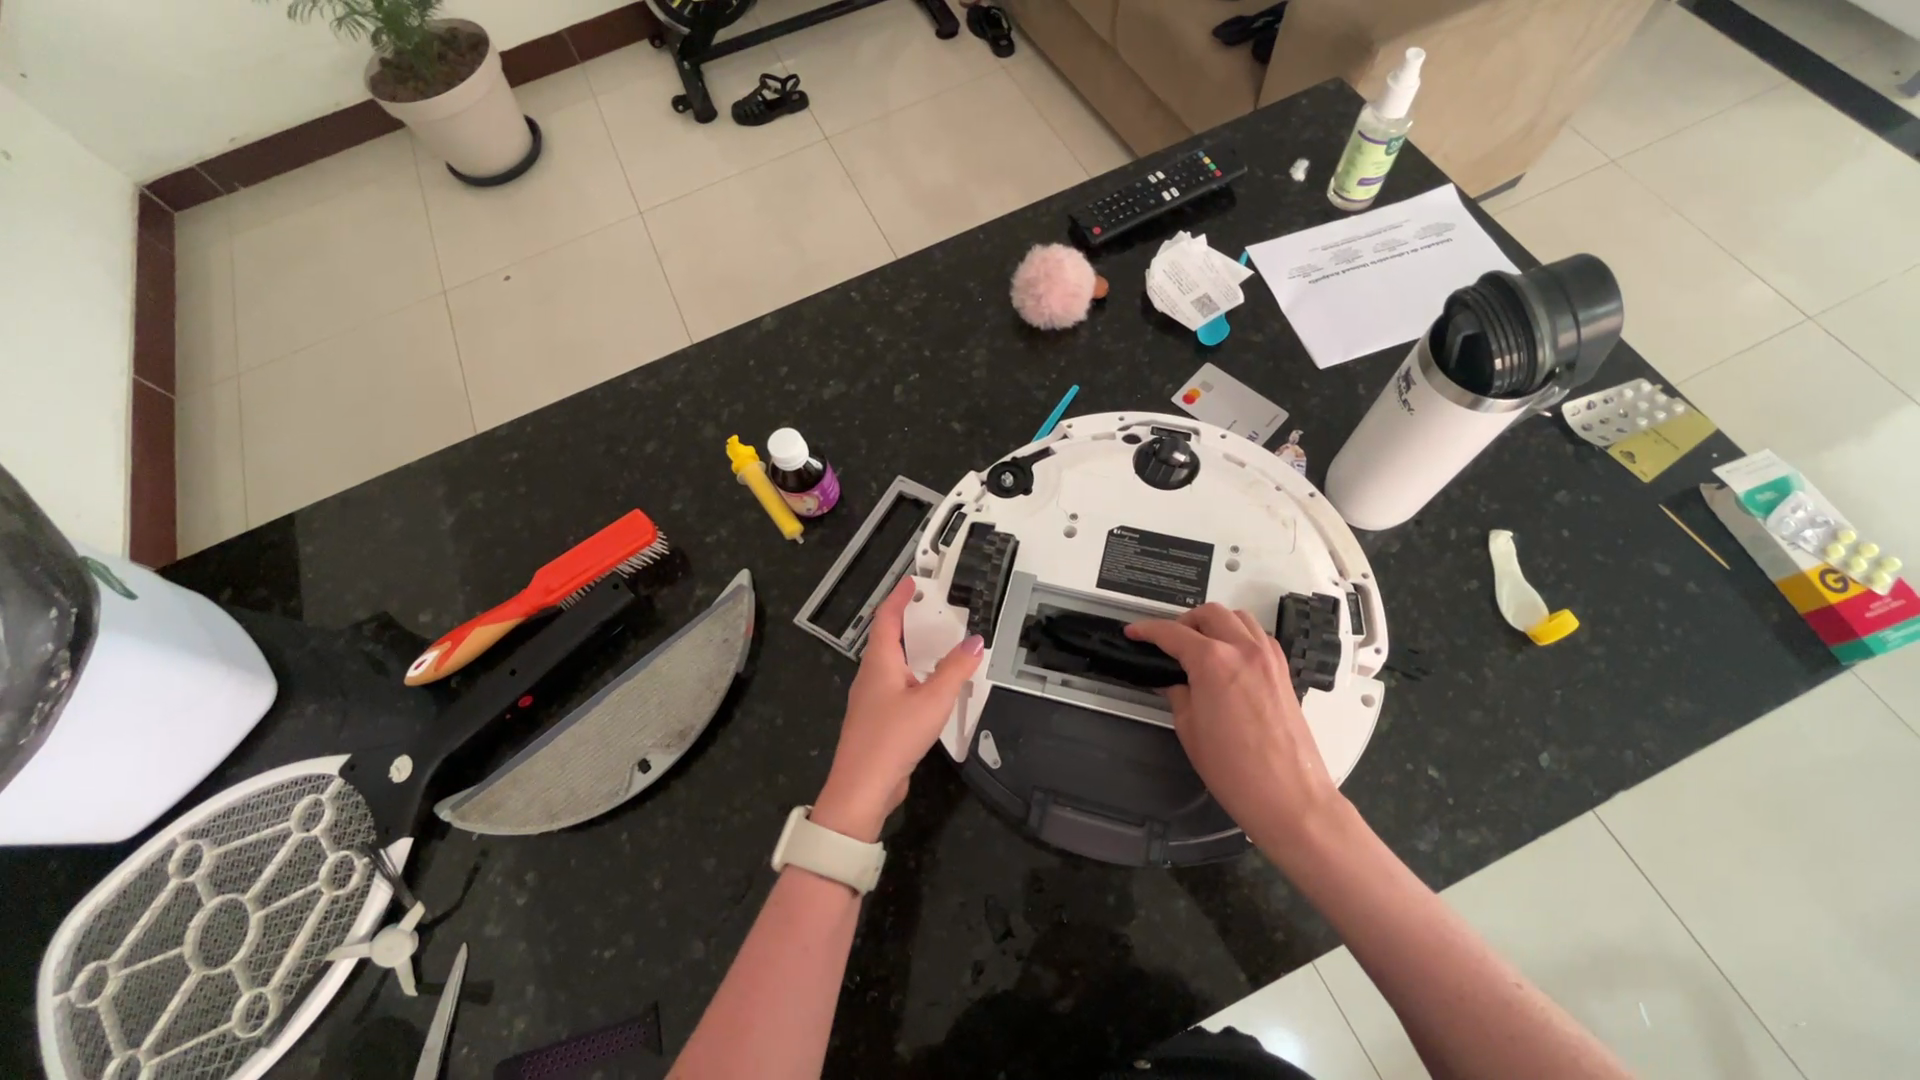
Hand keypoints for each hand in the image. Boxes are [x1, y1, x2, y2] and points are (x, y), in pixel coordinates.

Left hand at [812, 579, 983, 841]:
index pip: (887, 618)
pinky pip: (897, 687)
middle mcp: (871, 676)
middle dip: (908, 622)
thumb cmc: (892, 737)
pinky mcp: (877, 720)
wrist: (862, 787)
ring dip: (913, 651)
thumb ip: (955, 670)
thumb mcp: (932, 701)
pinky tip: (931, 689)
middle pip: (888, 639)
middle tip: (932, 610)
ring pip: (892, 665)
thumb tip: (975, 642)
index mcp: (879, 662)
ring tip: (939, 645)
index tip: (911, 582)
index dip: (899, 597)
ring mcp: (871, 699)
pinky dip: (915, 677)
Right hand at [1126, 604, 1344, 848]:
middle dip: (1183, 621)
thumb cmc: (1238, 771)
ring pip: (1239, 617)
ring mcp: (1269, 660)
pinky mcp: (1284, 673)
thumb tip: (1172, 683)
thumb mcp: (1189, 729)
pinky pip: (1260, 637)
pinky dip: (1241, 636)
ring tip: (1198, 642)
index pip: (1172, 633)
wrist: (1287, 796)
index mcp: (1214, 662)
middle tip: (1167, 640)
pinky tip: (1230, 656)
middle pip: (1209, 613)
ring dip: (1215, 623)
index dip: (1148, 630)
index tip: (1136, 632)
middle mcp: (1244, 652)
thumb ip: (1177, 695)